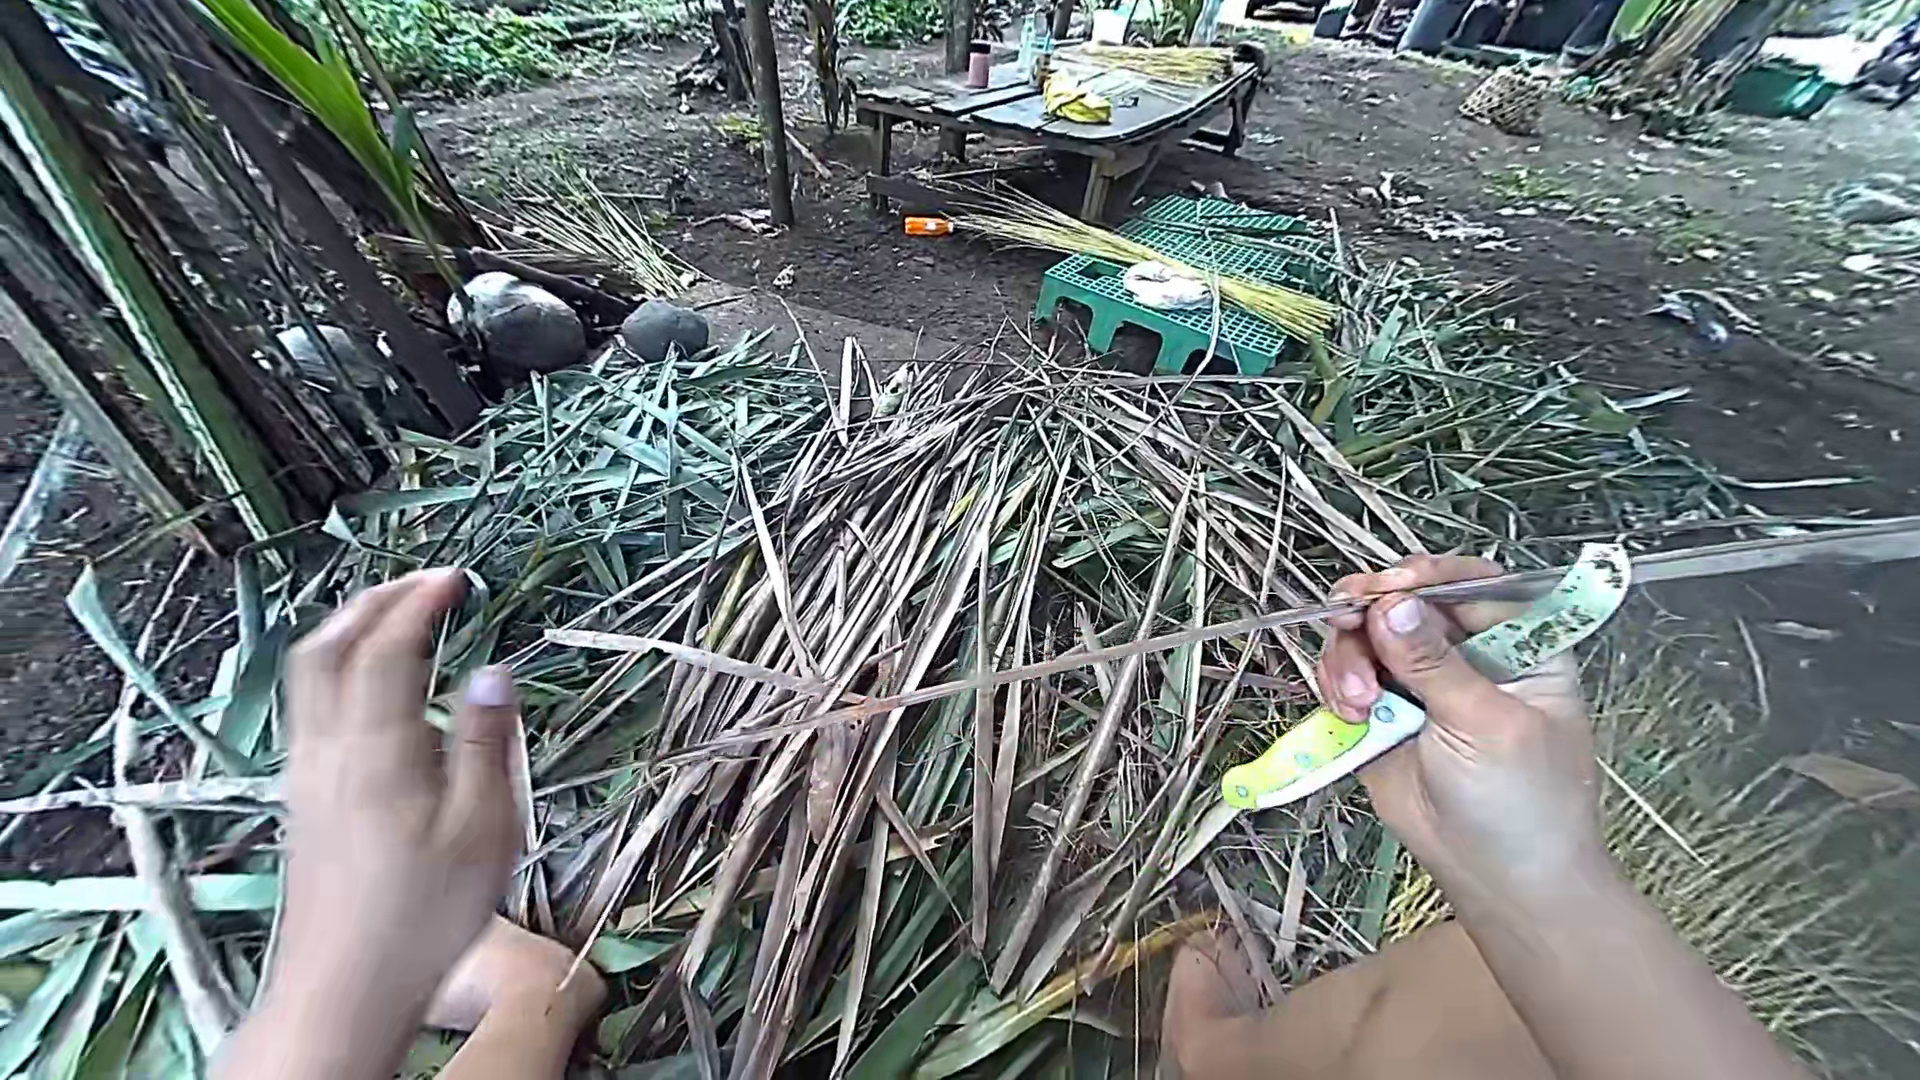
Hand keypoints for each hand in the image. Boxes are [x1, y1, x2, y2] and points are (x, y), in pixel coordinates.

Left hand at [264, 570, 519, 1051]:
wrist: (348, 987)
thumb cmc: (431, 904)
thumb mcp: (485, 821)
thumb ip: (487, 740)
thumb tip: (493, 672)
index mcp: (377, 754)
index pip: (388, 653)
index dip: (418, 604)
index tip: (456, 577)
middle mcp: (329, 753)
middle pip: (325, 652)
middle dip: (372, 602)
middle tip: (426, 580)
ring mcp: (310, 774)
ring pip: (310, 677)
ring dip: (353, 628)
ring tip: (404, 609)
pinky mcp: (309, 793)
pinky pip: (315, 704)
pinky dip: (345, 664)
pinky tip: (382, 674)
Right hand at [1316, 555, 1604, 897]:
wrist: (1489, 872)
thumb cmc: (1521, 800)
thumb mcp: (1486, 725)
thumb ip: (1435, 664)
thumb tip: (1393, 604)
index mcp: (1514, 647)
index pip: (1474, 585)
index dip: (1430, 575)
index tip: (1390, 586)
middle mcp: (1458, 652)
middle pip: (1401, 602)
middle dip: (1368, 613)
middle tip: (1344, 621)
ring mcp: (1411, 676)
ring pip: (1360, 634)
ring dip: (1347, 660)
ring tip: (1359, 704)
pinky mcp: (1374, 701)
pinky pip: (1339, 670)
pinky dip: (1333, 684)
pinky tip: (1350, 714)